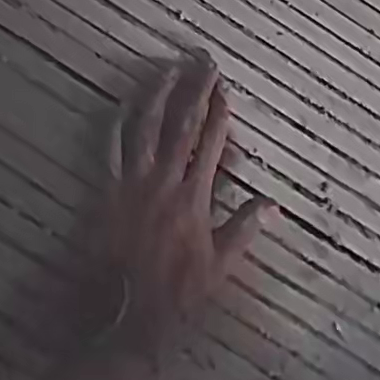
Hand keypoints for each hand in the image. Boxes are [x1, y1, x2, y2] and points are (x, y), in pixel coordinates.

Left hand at [88, 56, 274, 357]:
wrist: (124, 316)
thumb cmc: (176, 294)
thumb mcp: (219, 266)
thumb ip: (244, 228)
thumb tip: (272, 203)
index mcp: (194, 196)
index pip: (212, 142)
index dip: (219, 112)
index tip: (224, 89)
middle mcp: (165, 180)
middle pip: (183, 125)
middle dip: (196, 90)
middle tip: (203, 64)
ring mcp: (133, 182)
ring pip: (146, 127)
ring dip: (158, 95)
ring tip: (167, 69)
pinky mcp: (106, 190)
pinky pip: (109, 149)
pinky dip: (116, 125)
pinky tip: (121, 103)